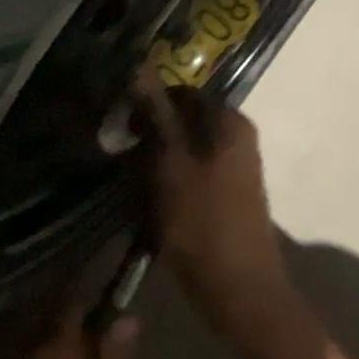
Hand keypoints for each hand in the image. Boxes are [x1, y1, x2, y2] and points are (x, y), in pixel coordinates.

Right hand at [135, 66, 290, 327]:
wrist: (240, 293)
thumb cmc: (203, 223)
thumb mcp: (171, 164)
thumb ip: (156, 113)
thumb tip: (140, 64)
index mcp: (230, 121)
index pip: (179, 91)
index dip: (146, 104)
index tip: (117, 125)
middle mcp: (236, 137)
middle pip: (180, 121)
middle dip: (148, 136)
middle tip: (118, 157)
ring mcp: (233, 169)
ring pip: (181, 151)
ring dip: (153, 163)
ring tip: (129, 185)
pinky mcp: (224, 197)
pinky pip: (188, 176)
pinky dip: (166, 184)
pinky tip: (146, 204)